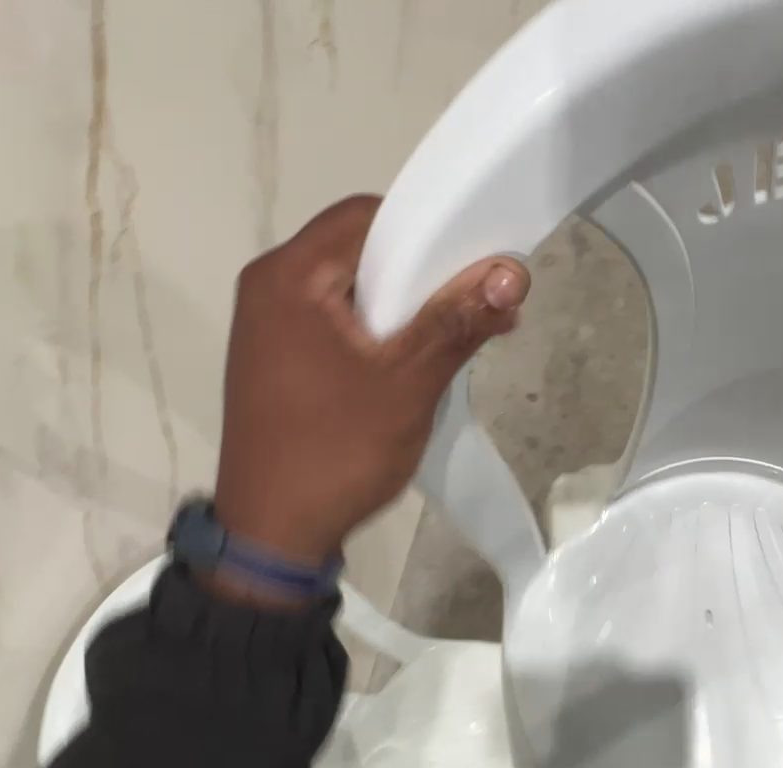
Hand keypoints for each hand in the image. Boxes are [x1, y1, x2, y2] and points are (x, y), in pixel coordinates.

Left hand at [212, 195, 529, 597]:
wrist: (273, 535)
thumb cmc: (337, 453)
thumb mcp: (408, 385)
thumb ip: (459, 321)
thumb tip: (514, 271)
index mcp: (289, 276)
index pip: (368, 216)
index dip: (429, 231)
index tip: (476, 266)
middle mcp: (270, 286)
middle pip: (359, 251)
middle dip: (423, 275)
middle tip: (477, 308)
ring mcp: (269, 325)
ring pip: (352, 290)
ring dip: (405, 309)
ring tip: (455, 340)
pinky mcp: (278, 359)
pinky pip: (337, 324)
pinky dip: (380, 334)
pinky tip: (414, 365)